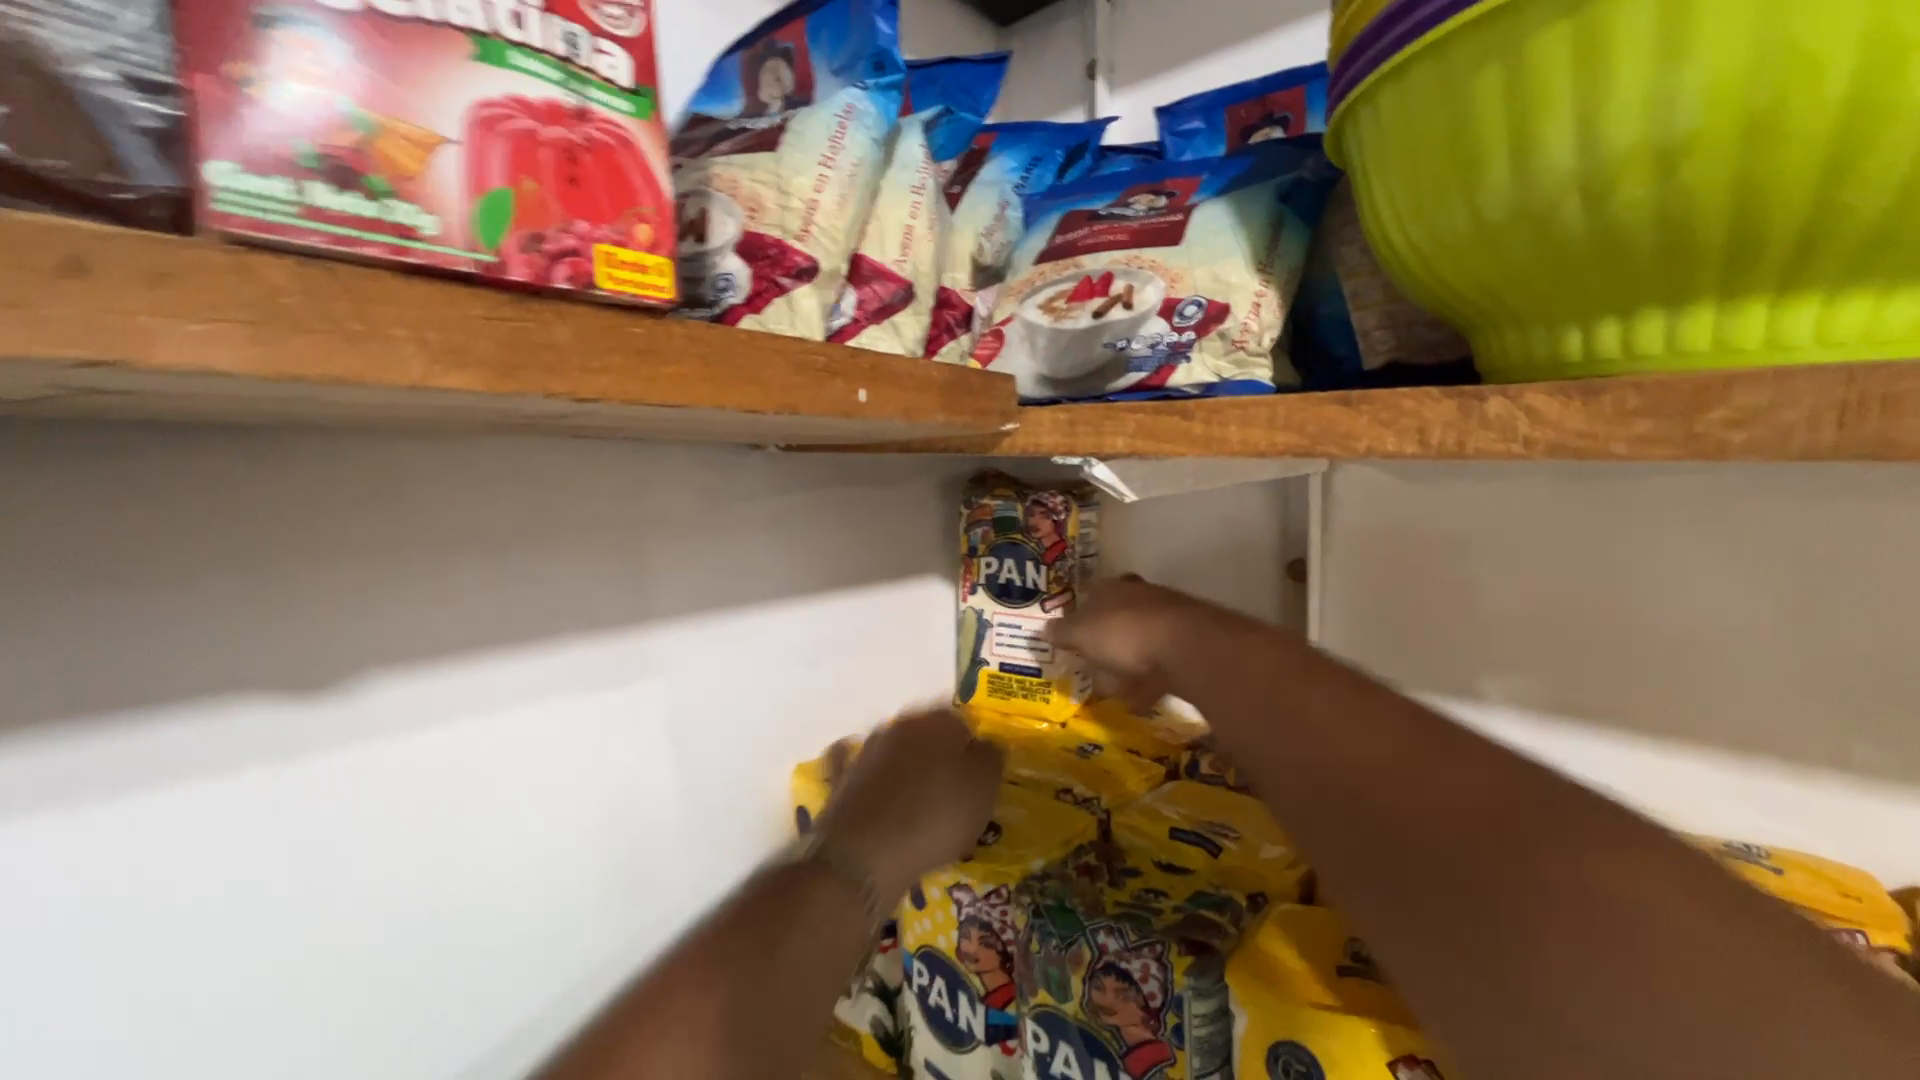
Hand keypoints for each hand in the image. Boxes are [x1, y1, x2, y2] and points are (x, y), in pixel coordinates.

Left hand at [813, 708, 1002, 902]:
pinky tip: (884, 799)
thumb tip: (985, 745)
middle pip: (926, 735)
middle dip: (940, 756)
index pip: (961, 720)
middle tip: (954, 790)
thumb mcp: (983, 788)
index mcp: (935, 722)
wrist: (865, 854)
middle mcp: (898, 727)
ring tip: (922, 806)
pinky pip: (866, 775)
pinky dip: (876, 782)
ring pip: (896, 753)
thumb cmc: (935, 817)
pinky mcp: (843, 781)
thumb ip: (990, 757)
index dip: (973, 745)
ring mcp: (865, 752)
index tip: (980, 774)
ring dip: (908, 770)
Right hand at [1043, 576, 1223, 711]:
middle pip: (1116, 616)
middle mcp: (1140, 597)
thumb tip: (1044, 629)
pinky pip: (1159, 664)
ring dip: (1128, 662)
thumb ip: (1062, 632)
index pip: (1090, 591)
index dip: (1079, 609)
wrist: (1186, 647)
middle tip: (1092, 663)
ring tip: (1115, 688)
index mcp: (1112, 588)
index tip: (1069, 631)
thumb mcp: (1081, 634)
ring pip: (1139, 640)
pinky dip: (1148, 680)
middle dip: (1105, 639)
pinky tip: (1140, 700)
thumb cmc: (1124, 634)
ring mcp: (1167, 619)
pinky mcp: (1187, 644)